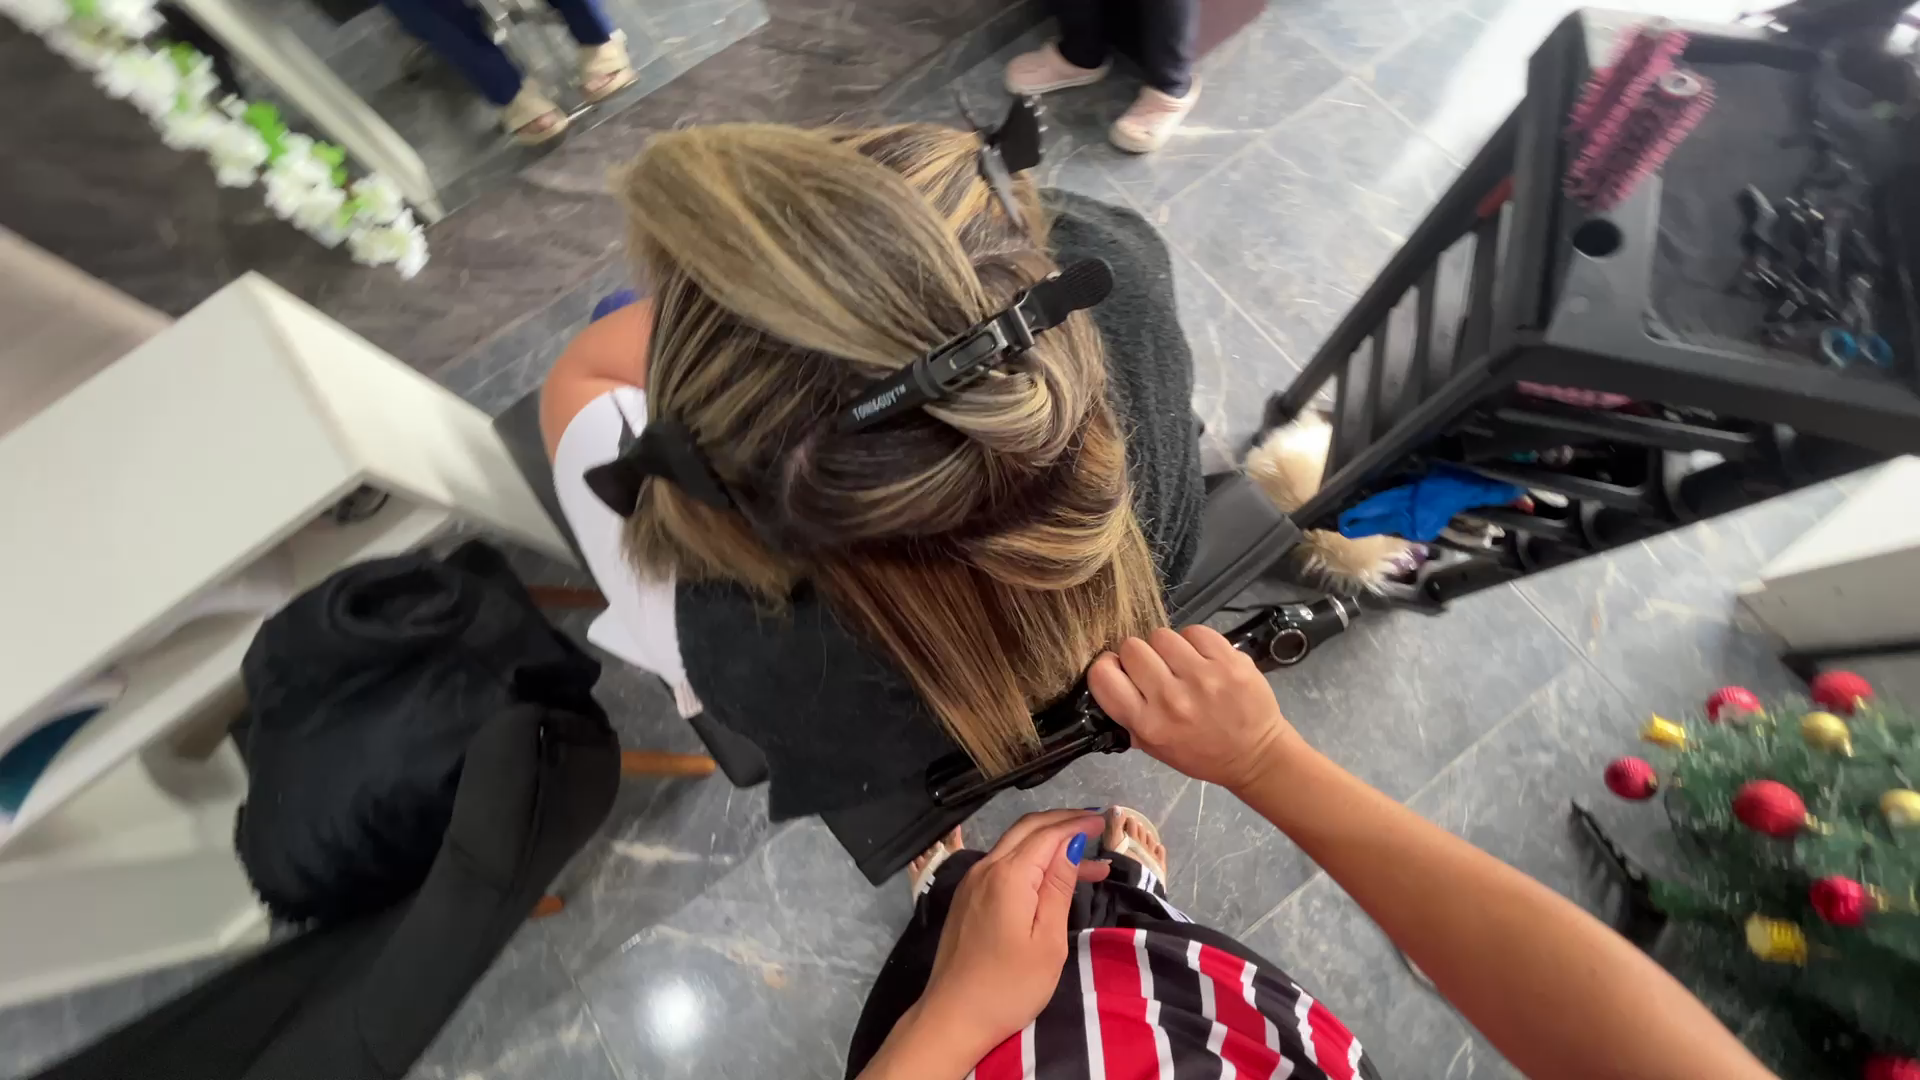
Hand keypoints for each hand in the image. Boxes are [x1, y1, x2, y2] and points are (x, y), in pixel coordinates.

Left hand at [916, 811, 1109, 1059]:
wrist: (953, 1016)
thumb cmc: (1009, 987)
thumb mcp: (1047, 942)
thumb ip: (1059, 887)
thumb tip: (1072, 844)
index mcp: (1009, 875)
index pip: (1048, 834)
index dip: (1077, 823)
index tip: (1104, 820)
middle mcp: (987, 866)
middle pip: (1029, 828)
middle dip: (1063, 822)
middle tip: (1095, 824)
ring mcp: (974, 879)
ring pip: (1016, 844)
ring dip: (1050, 842)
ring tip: (1090, 861)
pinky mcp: (969, 894)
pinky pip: (1004, 862)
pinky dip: (1032, 859)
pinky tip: (1052, 876)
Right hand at [1089, 626, 1302, 791]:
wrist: (1256, 755)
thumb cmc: (1200, 754)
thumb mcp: (1152, 747)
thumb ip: (1127, 715)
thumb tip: (1107, 676)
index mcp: (1148, 724)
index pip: (1102, 675)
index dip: (1108, 666)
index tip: (1121, 671)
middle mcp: (1172, 699)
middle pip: (1132, 647)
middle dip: (1140, 656)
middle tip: (1157, 670)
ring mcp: (1203, 678)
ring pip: (1161, 635)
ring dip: (1168, 648)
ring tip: (1182, 665)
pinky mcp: (1229, 661)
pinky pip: (1194, 631)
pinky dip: (1195, 642)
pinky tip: (1203, 659)